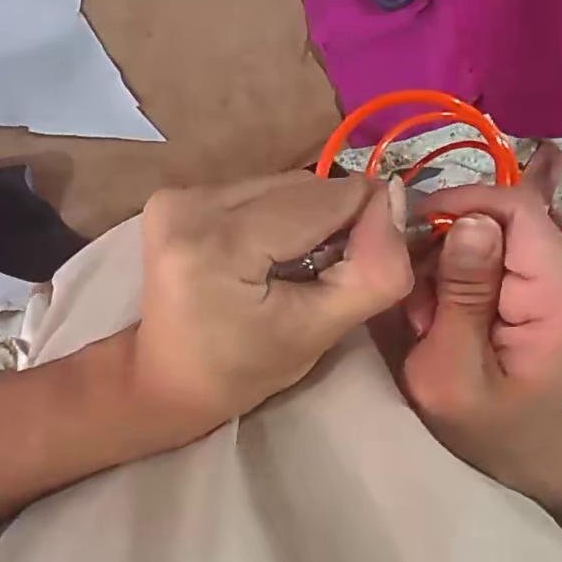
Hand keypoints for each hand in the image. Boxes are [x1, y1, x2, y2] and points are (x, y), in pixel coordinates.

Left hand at [133, 171, 412, 431]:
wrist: (166, 378)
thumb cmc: (242, 369)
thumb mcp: (318, 333)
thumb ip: (372, 271)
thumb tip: (396, 198)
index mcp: (219, 243)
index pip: (325, 198)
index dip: (361, 223)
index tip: (356, 265)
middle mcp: (188, 203)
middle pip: (301, 185)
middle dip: (326, 223)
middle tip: (315, 275)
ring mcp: (173, 196)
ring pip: (278, 183)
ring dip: (298, 218)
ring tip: (283, 268)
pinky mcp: (170, 196)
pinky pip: (251, 189)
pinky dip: (269, 215)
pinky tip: (257, 254)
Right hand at [396, 184, 561, 445]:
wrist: (515, 444)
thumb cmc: (475, 417)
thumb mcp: (449, 364)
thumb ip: (462, 294)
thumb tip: (470, 220)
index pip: (520, 210)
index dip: (461, 203)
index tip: (409, 226)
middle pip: (509, 218)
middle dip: (450, 244)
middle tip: (416, 292)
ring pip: (504, 230)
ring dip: (455, 258)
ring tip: (431, 307)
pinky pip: (511, 246)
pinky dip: (472, 265)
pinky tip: (453, 301)